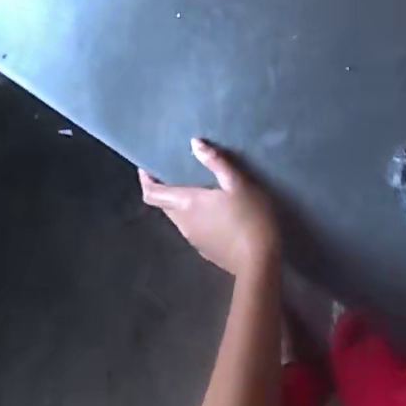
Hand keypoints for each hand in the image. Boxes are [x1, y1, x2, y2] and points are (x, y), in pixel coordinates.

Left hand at [141, 138, 279, 277]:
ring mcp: (193, 239)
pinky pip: (191, 227)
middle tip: (175, 169)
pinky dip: (192, 215)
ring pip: (177, 216)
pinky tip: (210, 210)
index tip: (146, 166)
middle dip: (164, 187)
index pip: (152, 194)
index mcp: (186, 203)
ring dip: (179, 201)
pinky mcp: (204, 250)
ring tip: (194, 185)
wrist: (260, 262)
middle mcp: (183, 222)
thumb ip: (215, 161)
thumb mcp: (237, 183)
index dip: (145, 180)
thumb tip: (194, 143)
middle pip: (164, 204)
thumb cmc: (249, 217)